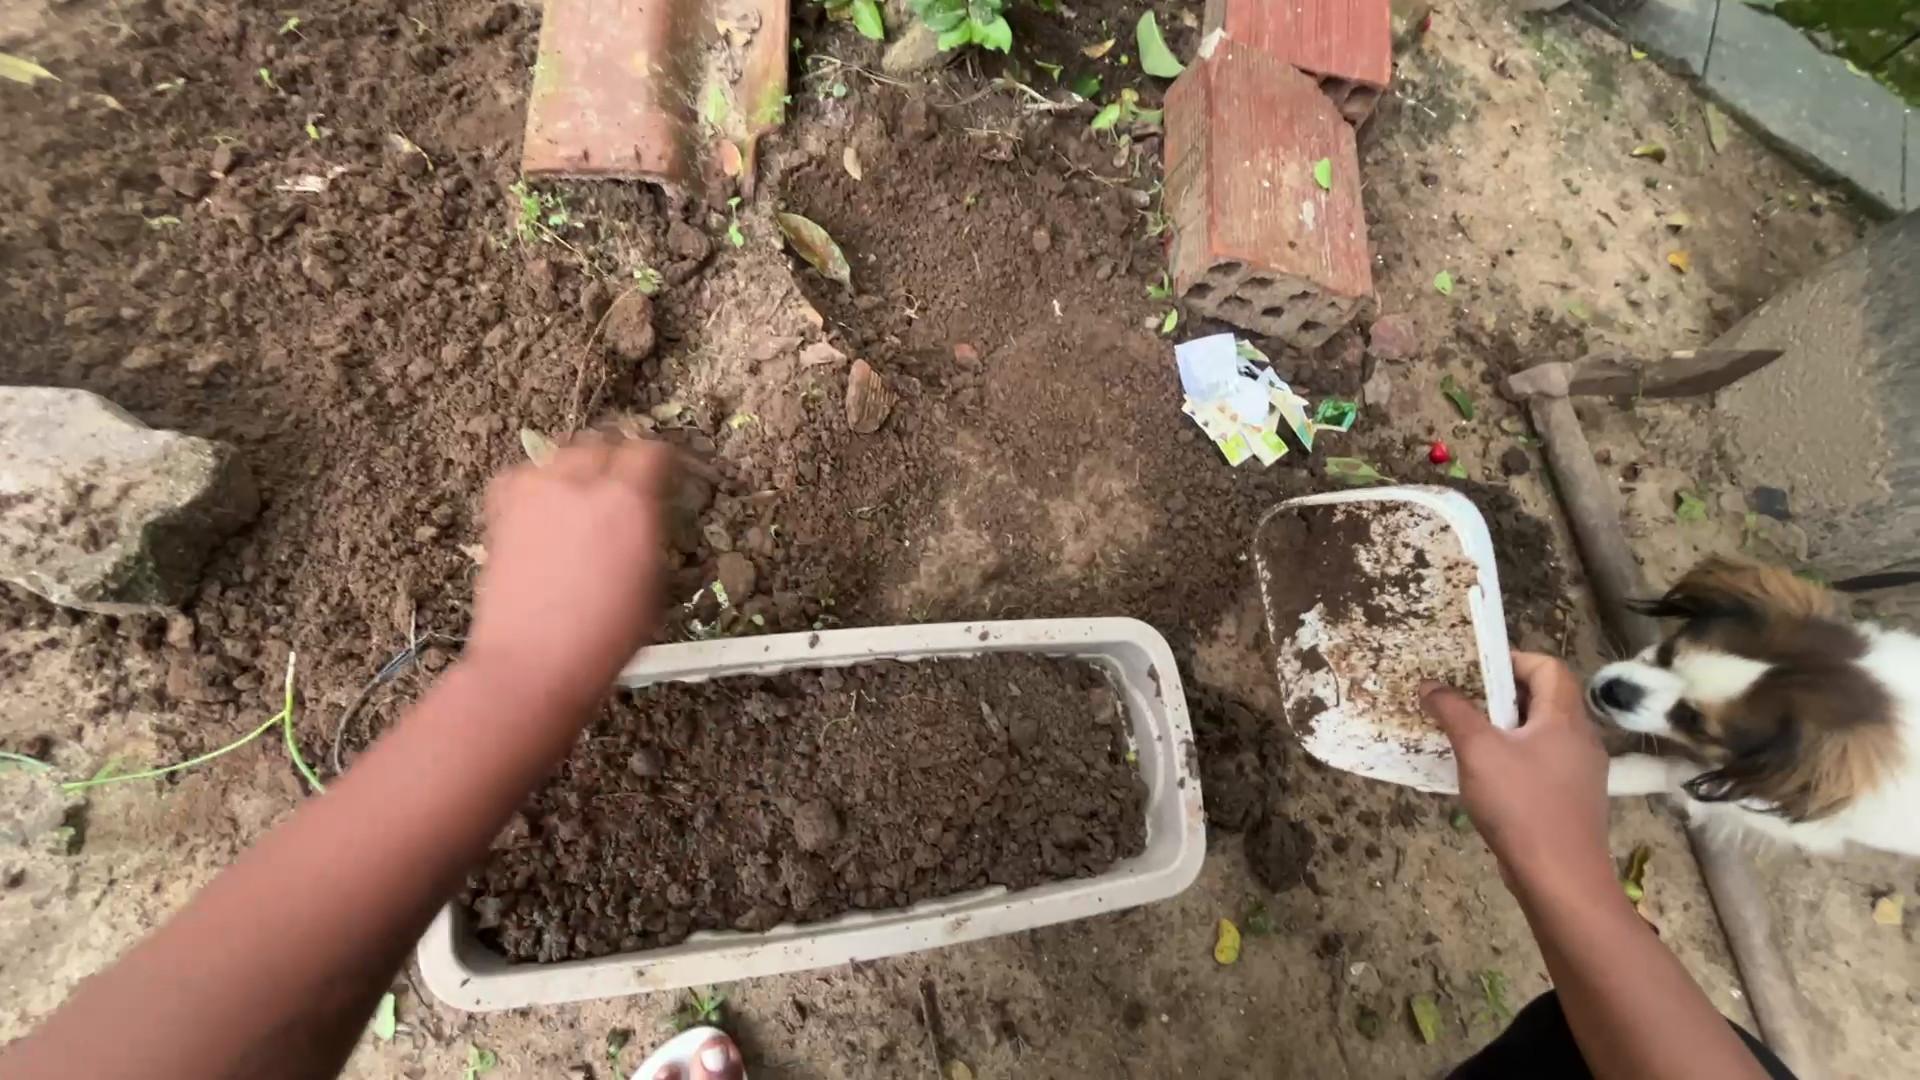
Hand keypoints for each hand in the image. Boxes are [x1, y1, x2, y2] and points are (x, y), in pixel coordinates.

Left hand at [463, 437, 671, 712]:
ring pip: (563, 452)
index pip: (652, 451)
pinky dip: (540, 481)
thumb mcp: (657, 578)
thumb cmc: (611, 631)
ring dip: (580, 465)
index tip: (667, 473)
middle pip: (605, 443)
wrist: (538, 659)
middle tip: (628, 482)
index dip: (663, 460)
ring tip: (587, 491)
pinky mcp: (502, 509)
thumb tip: (648, 512)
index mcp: (631, 499)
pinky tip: (548, 503)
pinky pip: (524, 475)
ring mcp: (537, 492)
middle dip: (620, 458)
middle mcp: (582, 483)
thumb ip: (652, 529)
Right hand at [1420, 652, 1612, 897]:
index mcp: (1565, 721)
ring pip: (1539, 730)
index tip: (1472, 666)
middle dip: (1498, 691)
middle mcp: (1579, 740)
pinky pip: (1538, 757)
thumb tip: (1430, 685)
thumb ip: (1452, 711)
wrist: (1560, 878)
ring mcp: (1578, 771)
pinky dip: (1510, 751)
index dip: (1512, 659)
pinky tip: (1481, 768)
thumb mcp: (1477, 750)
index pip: (1548, 668)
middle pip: (1544, 698)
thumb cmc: (1521, 804)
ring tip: (1463, 729)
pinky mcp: (1568, 796)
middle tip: (1458, 694)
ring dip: (1501, 723)